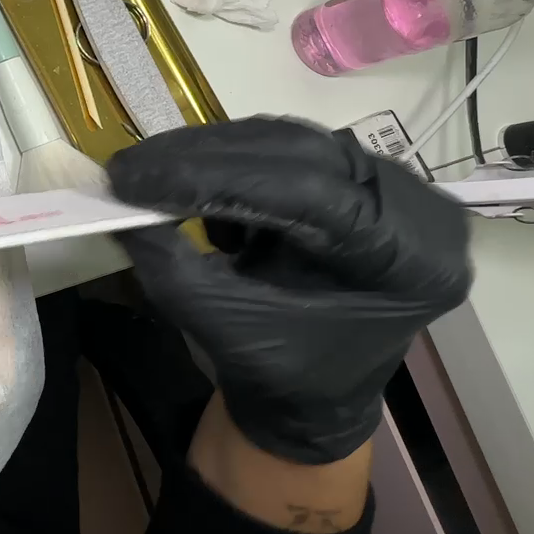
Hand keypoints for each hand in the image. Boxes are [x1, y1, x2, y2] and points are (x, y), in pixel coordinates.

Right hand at [106, 118, 471, 464]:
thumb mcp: (208, 315)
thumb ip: (164, 255)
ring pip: (283, 139)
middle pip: (294, 150)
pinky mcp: (355, 177)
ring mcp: (391, 189)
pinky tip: (186, 185)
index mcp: (410, 261)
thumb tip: (115, 199)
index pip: (302, 189)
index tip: (129, 179)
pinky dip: (223, 160)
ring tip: (145, 171)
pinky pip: (280, 146)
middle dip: (199, 156)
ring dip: (205, 152)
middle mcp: (417, 212)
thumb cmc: (274, 370)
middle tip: (127, 167)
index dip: (207, 176)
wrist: (310, 394)